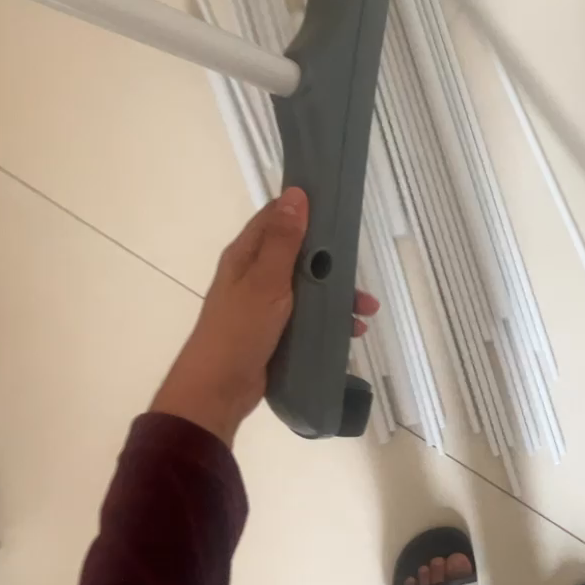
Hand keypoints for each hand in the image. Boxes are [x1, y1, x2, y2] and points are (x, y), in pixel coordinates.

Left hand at [151, 187, 378, 444]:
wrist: (218, 390)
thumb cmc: (239, 330)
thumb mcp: (265, 281)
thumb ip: (283, 240)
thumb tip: (295, 194)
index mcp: (246, 256)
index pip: (276, 219)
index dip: (304, 210)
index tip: (338, 209)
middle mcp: (255, 275)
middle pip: (299, 255)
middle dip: (332, 261)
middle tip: (360, 270)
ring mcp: (265, 305)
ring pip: (308, 288)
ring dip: (337, 295)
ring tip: (366, 310)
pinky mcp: (275, 331)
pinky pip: (307, 317)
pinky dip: (329, 320)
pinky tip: (351, 331)